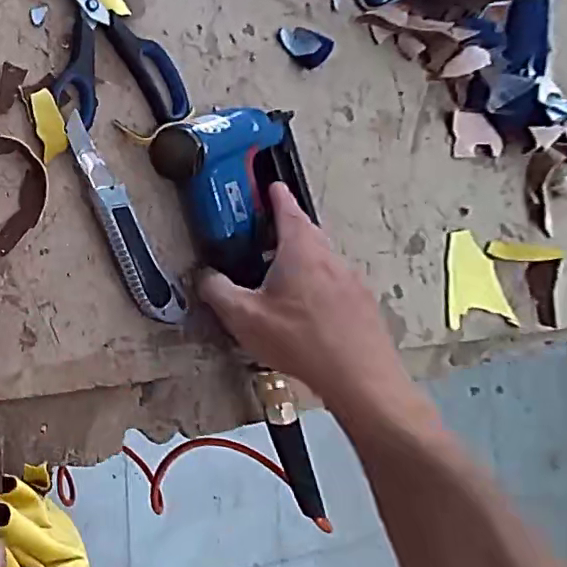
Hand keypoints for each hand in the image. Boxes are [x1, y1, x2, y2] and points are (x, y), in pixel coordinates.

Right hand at [197, 183, 432, 420]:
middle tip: (265, 232)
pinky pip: (333, 283)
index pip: (287, 209)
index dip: (275, 195)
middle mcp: (329, 258)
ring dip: (300, 259)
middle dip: (285, 229)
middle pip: (306, 232)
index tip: (271, 187)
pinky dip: (315, 284)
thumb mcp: (244, 316)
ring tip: (278, 276)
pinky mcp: (361, 305)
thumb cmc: (303, 342)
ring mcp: (350, 281)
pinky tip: (302, 310)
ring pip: (320, 258)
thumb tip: (205, 277)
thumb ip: (217, 290)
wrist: (361, 379)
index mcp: (301, 250)